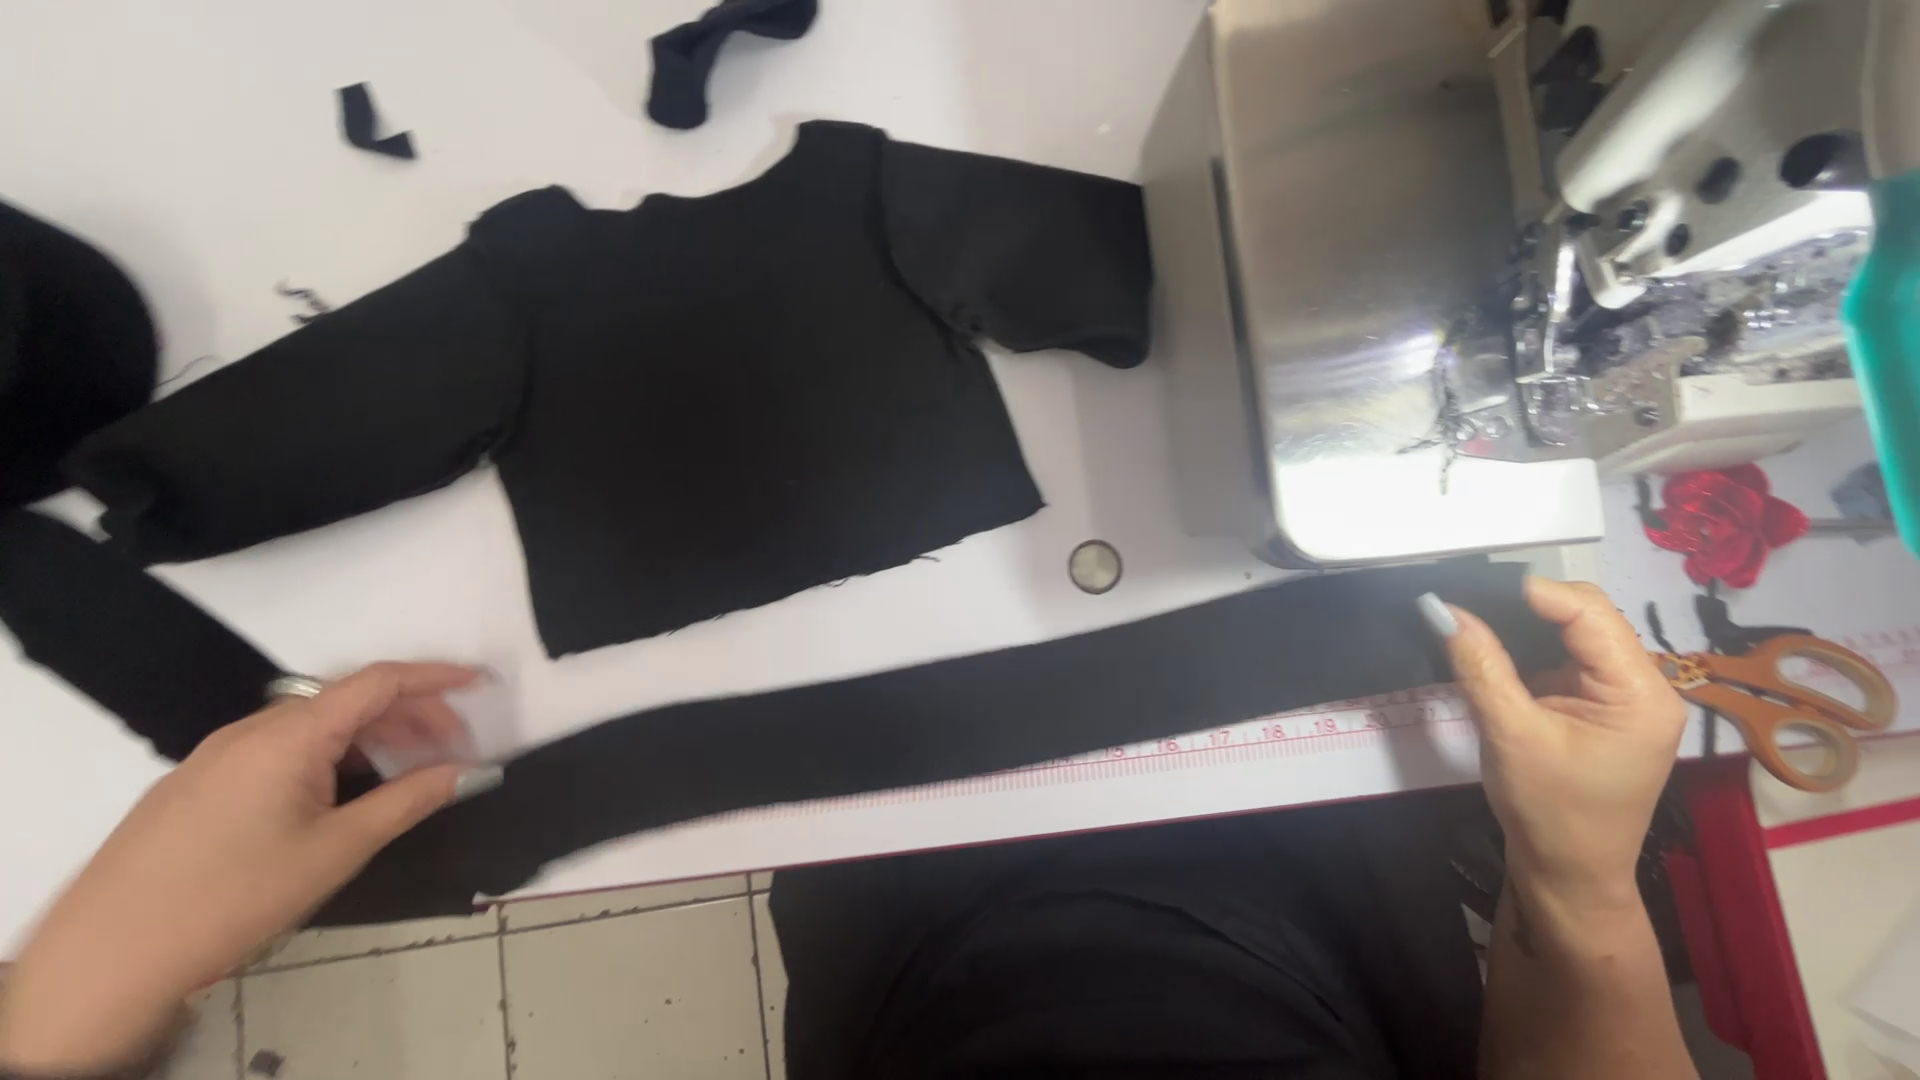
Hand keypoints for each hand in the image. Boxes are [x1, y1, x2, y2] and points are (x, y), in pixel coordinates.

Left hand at [0, 662, 498, 1073]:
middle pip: (348, 701)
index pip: (378, 682)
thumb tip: (472, 770)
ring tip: (409, 773)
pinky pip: (282, 748)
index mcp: (287, 736)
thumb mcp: (339, 849)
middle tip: (454, 750)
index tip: (482, 683)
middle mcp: (250, 731)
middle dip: (411, 716)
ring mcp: (216, 757)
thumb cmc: (235, 897)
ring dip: (372, 738)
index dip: (436, 676)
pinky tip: (348, 791)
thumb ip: (412, 799)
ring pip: (316, 726)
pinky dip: (333, 755)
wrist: (102, 965)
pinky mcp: (197, 785)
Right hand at [1423, 579, 1687, 912]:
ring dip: (1522, 625)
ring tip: (1470, 618)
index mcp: (1639, 693)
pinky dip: (1524, 648)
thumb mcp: (1509, 733)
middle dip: (1525, 604)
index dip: (1531, 592)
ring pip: (1571, 634)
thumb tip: (1443, 610)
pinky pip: (1561, 659)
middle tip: (1465, 601)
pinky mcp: (1595, 707)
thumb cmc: (1549, 809)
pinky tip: (1489, 648)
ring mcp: (1620, 697)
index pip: (1589, 614)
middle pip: (1586, 617)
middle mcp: (1642, 687)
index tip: (1470, 587)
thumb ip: (1480, 665)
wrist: (1568, 872)